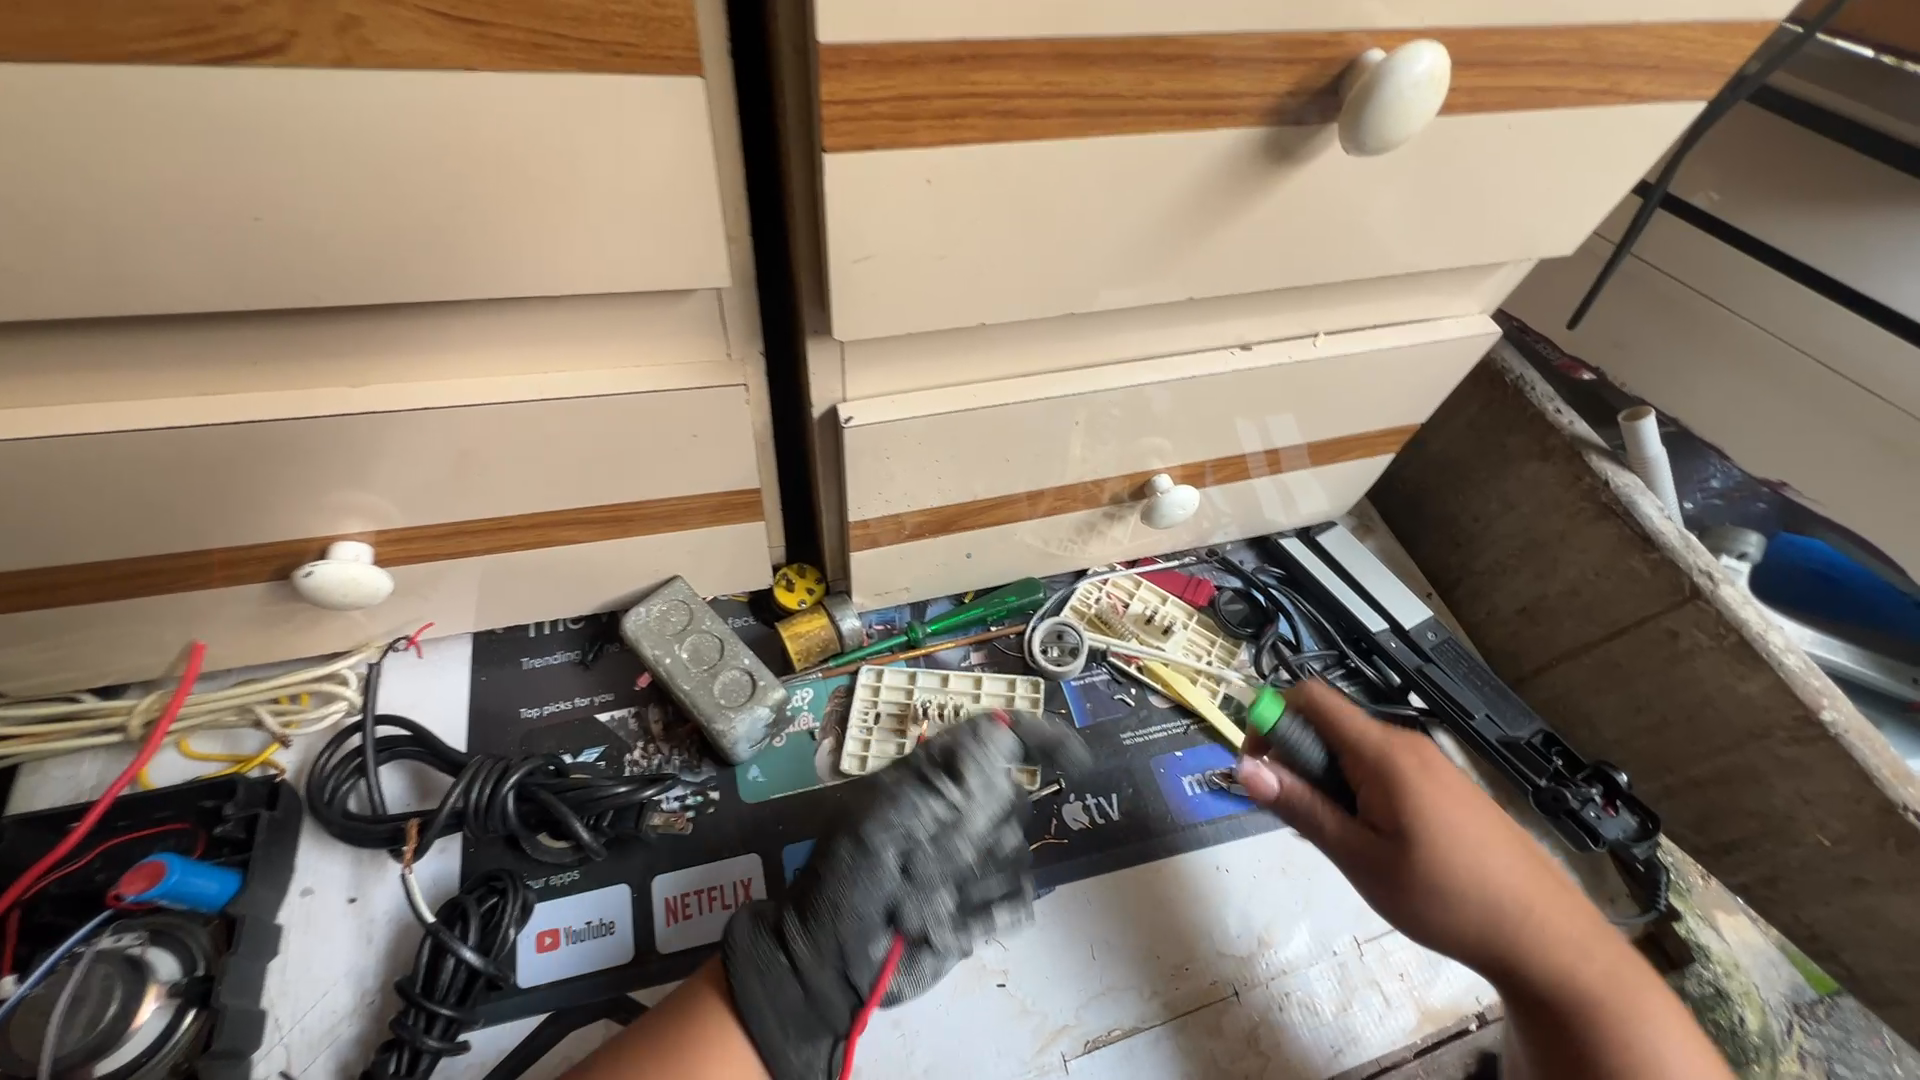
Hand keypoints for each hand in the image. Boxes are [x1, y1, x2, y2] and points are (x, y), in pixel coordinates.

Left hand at [724, 710, 1089, 1078]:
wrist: (834, 961)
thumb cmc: (848, 879)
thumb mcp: (885, 815)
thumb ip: (944, 776)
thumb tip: (1000, 732)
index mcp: (933, 776)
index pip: (997, 737)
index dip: (1040, 737)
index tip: (1076, 760)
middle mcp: (961, 809)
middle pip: (1015, 798)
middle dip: (983, 830)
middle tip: (930, 860)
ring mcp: (975, 857)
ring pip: (1018, 852)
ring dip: (978, 878)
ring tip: (929, 899)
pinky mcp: (985, 901)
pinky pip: (1019, 897)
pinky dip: (988, 913)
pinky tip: (949, 924)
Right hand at [1234, 680, 1607, 983]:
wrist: (1545, 937)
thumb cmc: (1444, 897)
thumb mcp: (1358, 857)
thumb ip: (1301, 806)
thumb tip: (1243, 767)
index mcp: (1382, 751)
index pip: (1309, 696)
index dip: (1270, 718)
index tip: (1260, 768)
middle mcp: (1405, 743)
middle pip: (1328, 723)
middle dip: (1297, 759)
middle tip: (1301, 818)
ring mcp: (1429, 763)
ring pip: (1352, 749)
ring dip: (1326, 780)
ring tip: (1340, 839)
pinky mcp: (1443, 785)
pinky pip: (1380, 768)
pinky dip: (1357, 791)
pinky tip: (1373, 841)